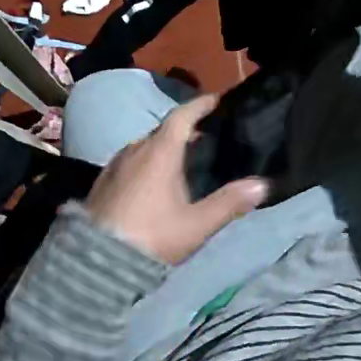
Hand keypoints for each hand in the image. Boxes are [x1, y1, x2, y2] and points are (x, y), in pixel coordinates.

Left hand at [84, 95, 269, 264]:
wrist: (97, 260)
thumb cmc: (153, 235)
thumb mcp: (197, 223)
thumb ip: (230, 203)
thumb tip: (263, 185)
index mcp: (160, 151)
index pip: (182, 116)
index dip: (200, 106)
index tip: (216, 100)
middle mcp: (135, 149)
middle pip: (163, 131)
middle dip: (185, 130)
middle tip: (207, 137)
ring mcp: (114, 165)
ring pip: (145, 147)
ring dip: (165, 148)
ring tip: (184, 160)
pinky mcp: (102, 183)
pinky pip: (130, 162)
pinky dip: (148, 163)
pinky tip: (155, 182)